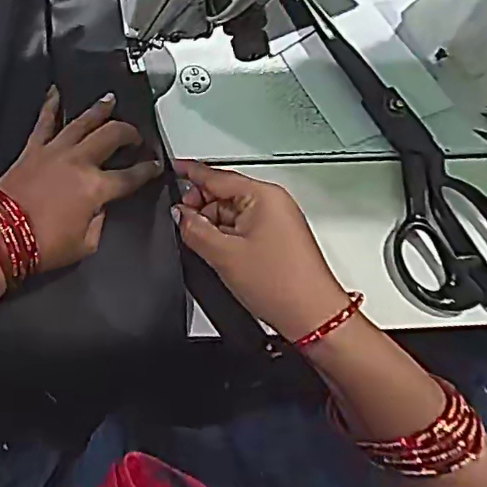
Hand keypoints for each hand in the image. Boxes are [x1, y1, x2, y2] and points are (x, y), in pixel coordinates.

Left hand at [0, 89, 164, 272]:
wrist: (1, 236)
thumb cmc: (41, 245)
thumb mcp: (85, 244)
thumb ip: (99, 222)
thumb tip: (99, 209)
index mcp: (96, 188)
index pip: (131, 175)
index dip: (147, 170)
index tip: (154, 166)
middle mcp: (78, 163)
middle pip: (112, 136)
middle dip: (129, 133)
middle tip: (135, 135)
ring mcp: (54, 152)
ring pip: (82, 121)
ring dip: (100, 110)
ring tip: (110, 101)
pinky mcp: (32, 150)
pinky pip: (44, 121)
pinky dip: (50, 105)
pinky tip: (55, 93)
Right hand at [172, 159, 349, 339]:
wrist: (313, 319)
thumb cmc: (284, 286)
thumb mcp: (223, 254)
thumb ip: (192, 228)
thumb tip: (179, 214)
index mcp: (263, 196)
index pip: (216, 175)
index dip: (190, 172)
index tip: (173, 168)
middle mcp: (272, 203)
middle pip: (221, 194)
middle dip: (200, 209)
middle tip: (185, 226)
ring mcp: (276, 220)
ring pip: (229, 213)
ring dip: (213, 228)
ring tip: (210, 250)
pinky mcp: (276, 237)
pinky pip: (241, 227)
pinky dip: (226, 238)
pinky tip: (222, 255)